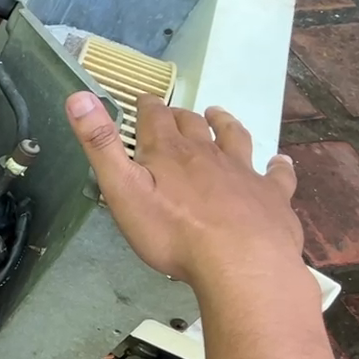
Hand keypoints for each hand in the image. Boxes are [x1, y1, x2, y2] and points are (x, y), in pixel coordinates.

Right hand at [66, 91, 302, 286]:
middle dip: (180, 116)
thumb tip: (78, 96)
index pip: (155, 117)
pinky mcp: (271, 196)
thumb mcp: (121, 188)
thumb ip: (100, 144)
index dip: (147, 105)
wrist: (240, 262)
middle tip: (172, 113)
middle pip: (192, 125)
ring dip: (225, 124)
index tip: (142, 98)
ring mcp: (243, 173)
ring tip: (219, 115)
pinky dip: (277, 165)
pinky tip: (280, 162)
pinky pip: (277, 175)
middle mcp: (206, 154)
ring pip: (234, 138)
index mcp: (168, 152)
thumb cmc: (170, 230)